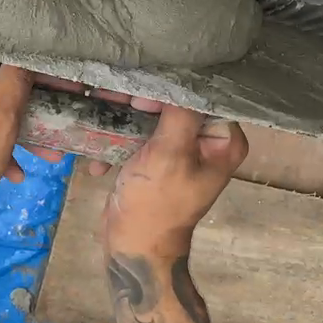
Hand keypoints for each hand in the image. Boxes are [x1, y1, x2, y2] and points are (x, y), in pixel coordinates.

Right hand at [102, 105, 247, 257]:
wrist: (132, 248)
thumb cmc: (155, 206)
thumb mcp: (169, 154)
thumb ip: (178, 112)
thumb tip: (181, 75)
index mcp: (223, 141)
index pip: (202, 96)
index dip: (171, 90)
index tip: (140, 97)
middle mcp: (205, 144)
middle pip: (172, 106)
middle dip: (139, 107)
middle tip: (114, 105)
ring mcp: (177, 154)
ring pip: (149, 122)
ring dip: (121, 126)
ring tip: (101, 126)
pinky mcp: (153, 163)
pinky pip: (135, 141)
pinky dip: (116, 147)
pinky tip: (99, 161)